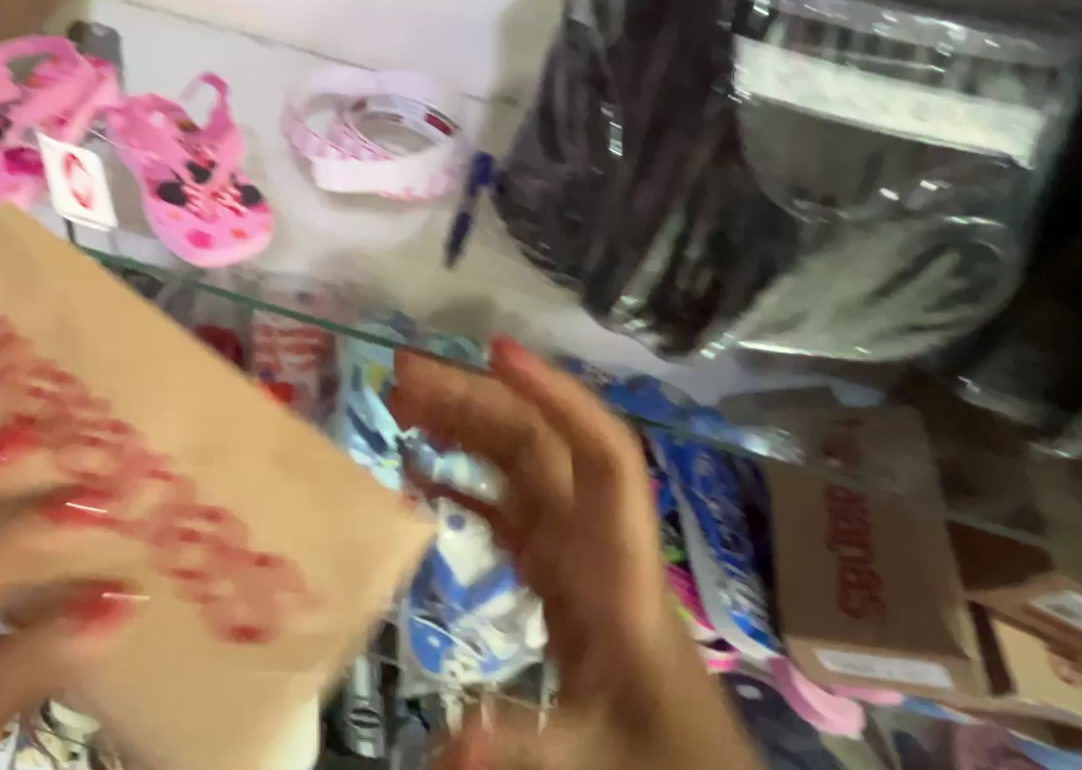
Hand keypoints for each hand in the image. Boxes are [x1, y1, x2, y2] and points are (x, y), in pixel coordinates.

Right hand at [392, 337, 758, 769]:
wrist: (681, 764)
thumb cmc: (658, 751)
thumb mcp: (595, 751)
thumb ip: (526, 742)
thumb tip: (447, 747)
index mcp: (616, 564)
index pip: (603, 458)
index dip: (557, 398)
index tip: (497, 352)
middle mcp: (592, 536)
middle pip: (539, 445)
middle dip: (474, 398)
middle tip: (401, 375)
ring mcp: (569, 546)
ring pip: (516, 463)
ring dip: (462, 423)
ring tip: (400, 400)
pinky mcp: (550, 565)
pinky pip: (503, 502)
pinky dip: (461, 476)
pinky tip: (417, 466)